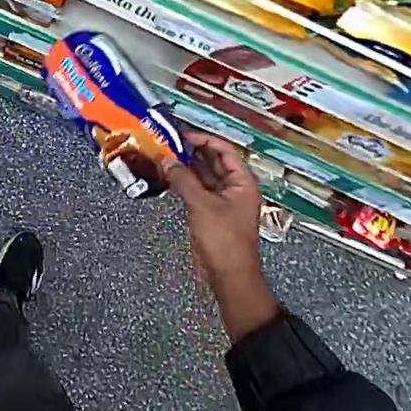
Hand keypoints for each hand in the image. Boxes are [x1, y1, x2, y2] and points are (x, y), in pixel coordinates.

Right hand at [166, 132, 280, 342]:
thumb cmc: (225, 242)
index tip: (183, 136)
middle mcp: (236, 188)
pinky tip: (170, 178)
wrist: (228, 274)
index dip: (204, 140)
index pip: (224, 150)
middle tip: (170, 145)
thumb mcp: (201, 205)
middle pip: (214, 162)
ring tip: (166, 158)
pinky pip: (198, 191)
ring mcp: (224, 201)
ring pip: (205, 177)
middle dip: (193, 153)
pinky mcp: (212, 213)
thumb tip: (169, 161)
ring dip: (187, 168)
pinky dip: (185, 184)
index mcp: (243, 181)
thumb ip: (183, 180)